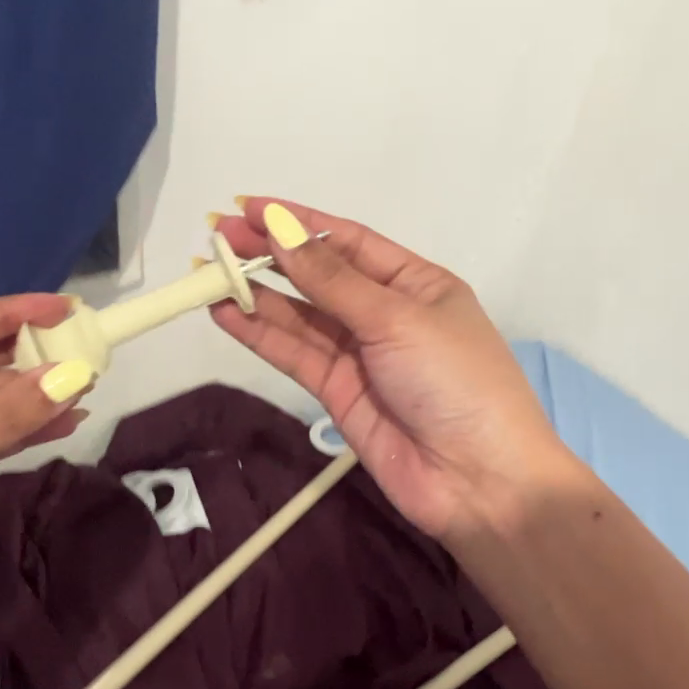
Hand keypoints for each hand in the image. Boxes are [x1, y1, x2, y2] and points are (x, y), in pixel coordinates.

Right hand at [211, 198, 573, 540]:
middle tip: (218, 236)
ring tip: (209, 273)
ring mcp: (361, 356)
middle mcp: (386, 314)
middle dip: (271, 255)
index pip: (348, 241)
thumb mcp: (397, 318)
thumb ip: (332, 280)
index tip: (249, 208)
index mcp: (417, 283)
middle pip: (320, 276)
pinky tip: (227, 314)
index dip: (299, 222)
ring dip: (258, 294)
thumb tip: (282, 229)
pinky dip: (261, 334)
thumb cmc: (454, 380)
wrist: (479, 479)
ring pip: (301, 316)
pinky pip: (295, 355)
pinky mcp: (339, 394)